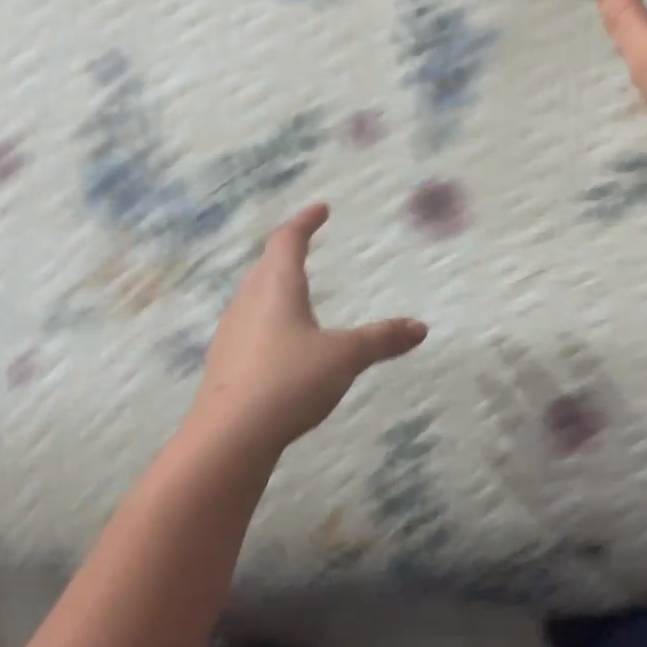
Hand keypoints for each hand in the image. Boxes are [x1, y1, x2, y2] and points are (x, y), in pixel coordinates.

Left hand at [187, 203, 427, 453]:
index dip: (305, 221)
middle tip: (305, 244)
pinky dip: (267, 318)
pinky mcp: (225, 362)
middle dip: (286, 251)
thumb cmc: (289, 381)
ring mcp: (231, 332)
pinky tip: (280, 341)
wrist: (228, 437)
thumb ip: (381, 340)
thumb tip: (421, 328)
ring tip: (295, 291)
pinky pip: (248, 325)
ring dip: (273, 285)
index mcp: (276, 287)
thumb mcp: (344, 357)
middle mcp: (248, 301)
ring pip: (253, 295)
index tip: (321, 209)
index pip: (288, 240)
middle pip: (265, 265)